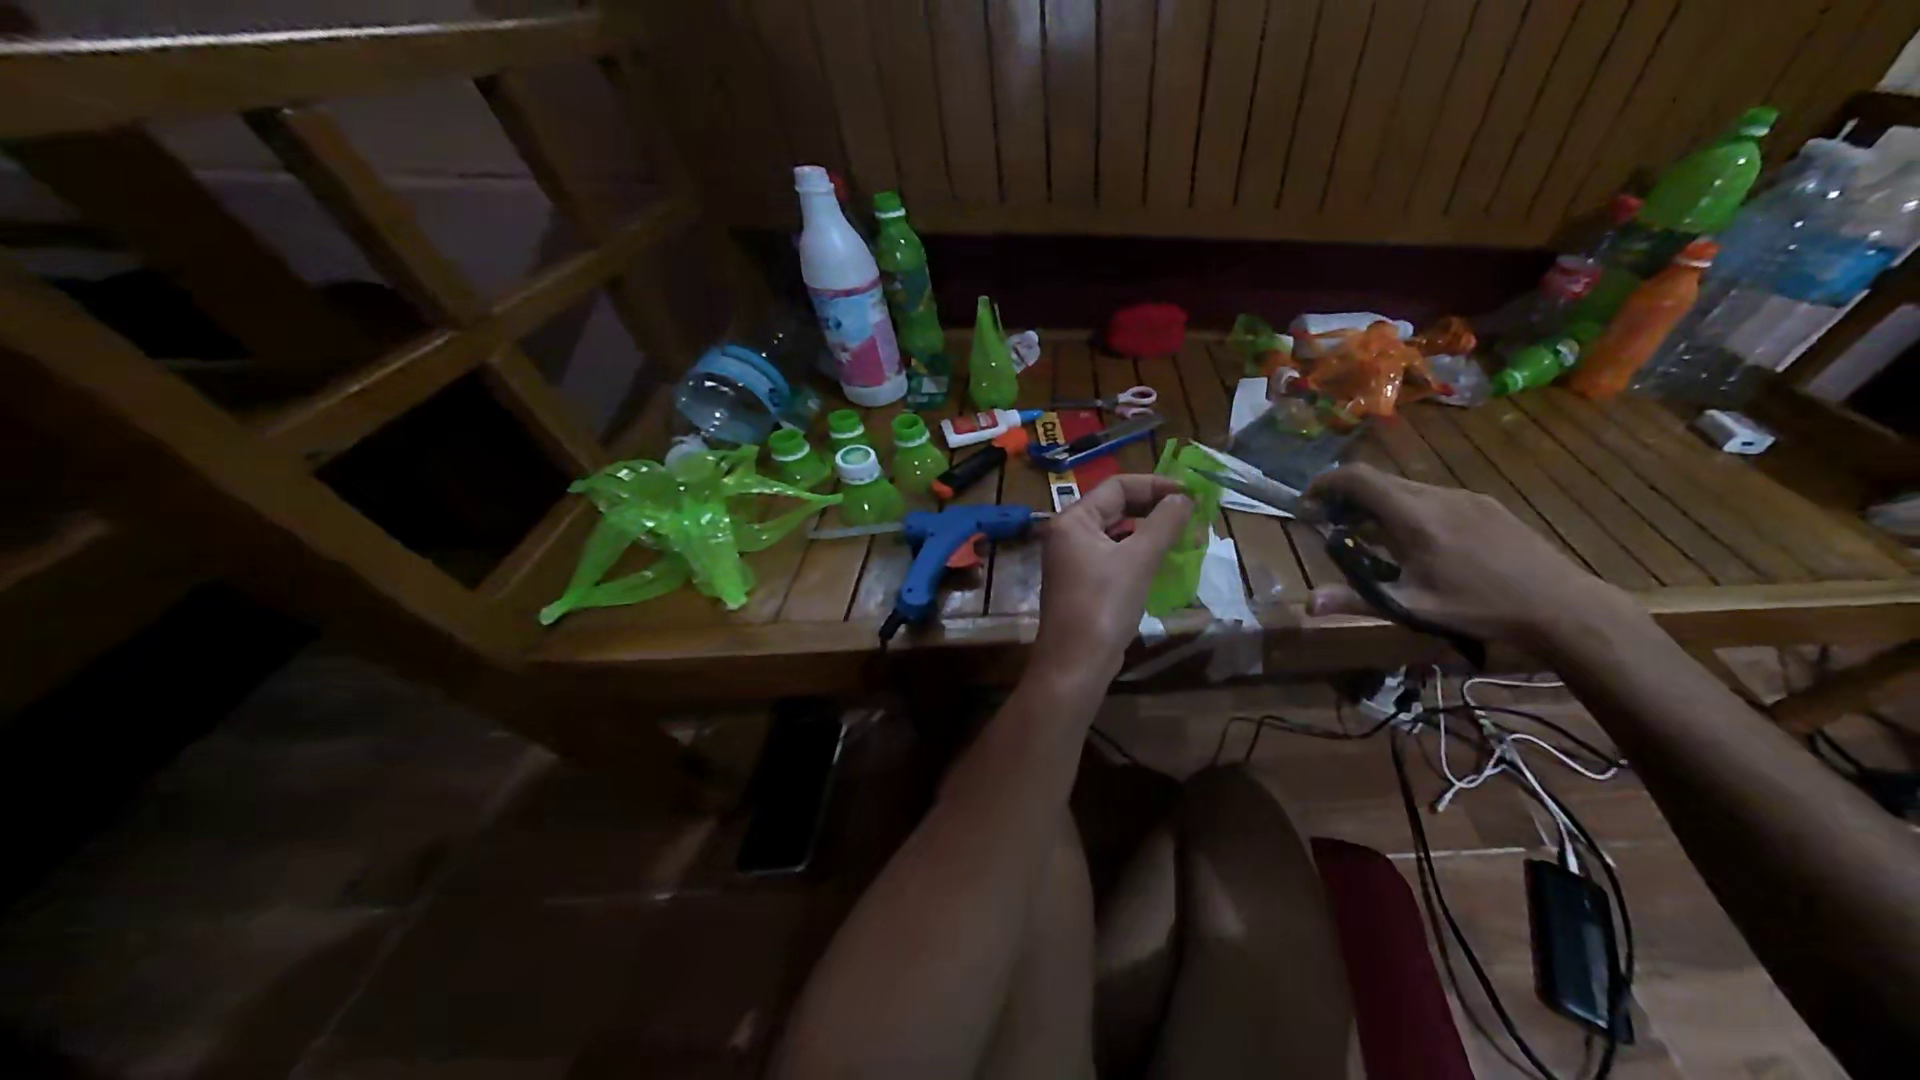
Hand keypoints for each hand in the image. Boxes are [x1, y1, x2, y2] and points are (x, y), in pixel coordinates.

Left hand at [1032, 475, 1192, 688]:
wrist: (1075, 663)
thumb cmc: (1104, 605)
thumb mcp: (1139, 560)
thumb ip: (1163, 523)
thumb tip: (1183, 498)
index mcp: (1073, 520)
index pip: (1117, 486)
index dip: (1155, 485)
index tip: (1190, 494)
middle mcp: (1068, 534)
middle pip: (1115, 507)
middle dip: (1155, 509)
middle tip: (1193, 516)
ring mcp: (1073, 560)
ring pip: (1116, 533)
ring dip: (1149, 532)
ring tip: (1185, 537)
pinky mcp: (1082, 583)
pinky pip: (1114, 556)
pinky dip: (1138, 554)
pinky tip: (1163, 562)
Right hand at [1305, 464, 1638, 643]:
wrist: (1562, 604)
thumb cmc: (1479, 607)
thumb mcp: (1411, 607)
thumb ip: (1356, 600)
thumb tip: (1306, 605)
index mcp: (1413, 516)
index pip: (1357, 478)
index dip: (1325, 484)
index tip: (1307, 504)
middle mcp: (1436, 496)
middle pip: (1378, 480)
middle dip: (1347, 497)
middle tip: (1332, 526)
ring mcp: (1464, 497)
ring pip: (1405, 488)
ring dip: (1377, 504)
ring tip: (1372, 538)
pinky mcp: (1485, 505)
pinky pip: (1432, 496)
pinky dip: (1407, 508)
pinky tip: (1417, 542)